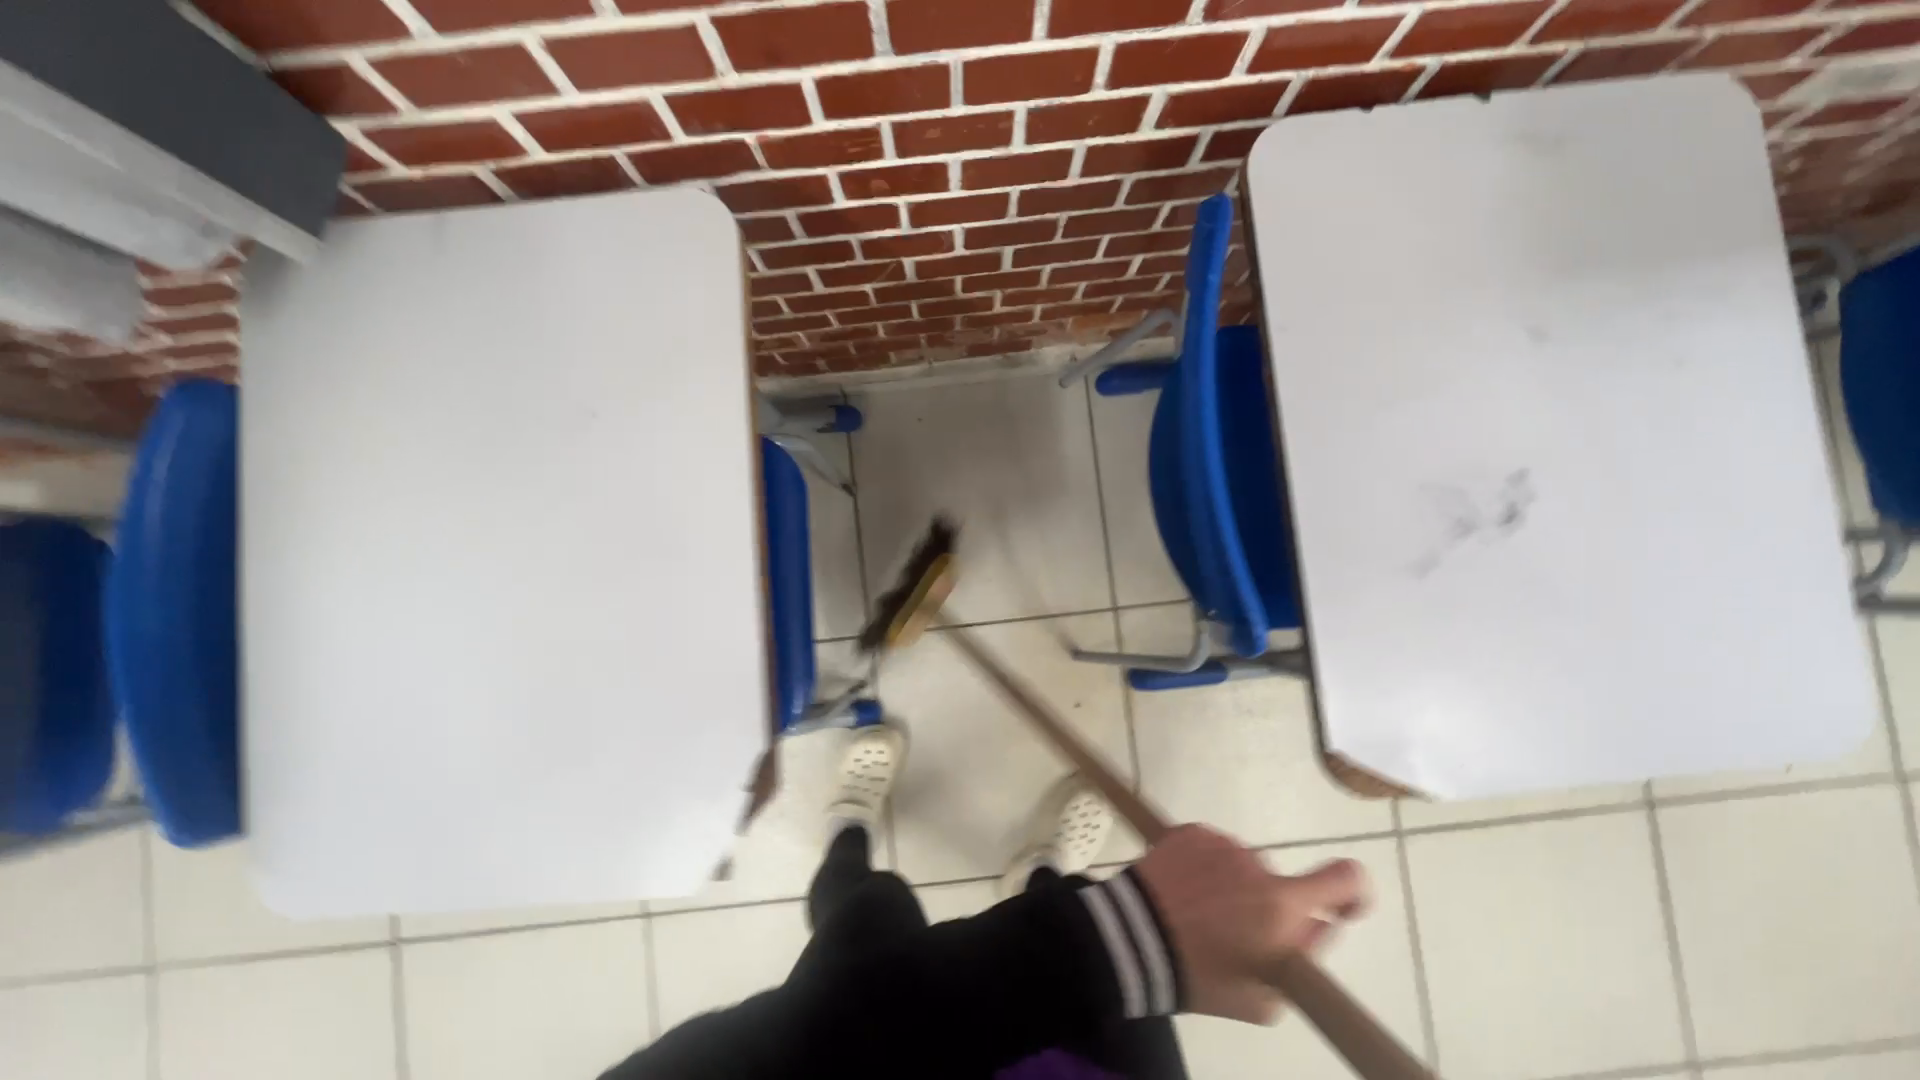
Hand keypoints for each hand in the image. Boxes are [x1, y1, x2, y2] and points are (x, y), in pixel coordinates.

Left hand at [1133, 824, 1368, 1023]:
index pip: (1344, 877)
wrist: (1130, 940)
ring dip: (1231, 886)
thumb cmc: (1199, 977)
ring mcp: (1219, 843)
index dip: (1353, 889)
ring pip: (1241, 868)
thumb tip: (1314, 929)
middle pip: (1279, 884)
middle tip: (1234, 932)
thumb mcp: (1261, 997)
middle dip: (1268, 905)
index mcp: (1280, 905)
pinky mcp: (1189, 831)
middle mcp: (1256, 864)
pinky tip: (1183, 891)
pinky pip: (1211, 850)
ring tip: (1197, 914)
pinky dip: (1204, 868)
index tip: (1344, 905)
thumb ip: (1299, 960)